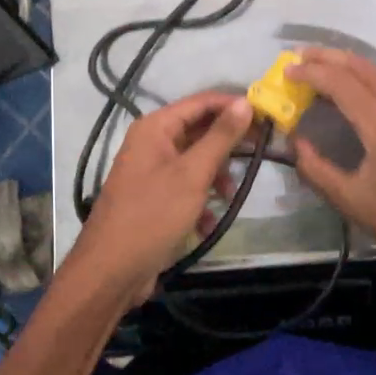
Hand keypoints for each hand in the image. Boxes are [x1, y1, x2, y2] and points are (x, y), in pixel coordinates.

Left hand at [66, 91, 253, 305]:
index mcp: (155, 128)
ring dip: (216, 176)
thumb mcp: (193, 174)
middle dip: (227, 145)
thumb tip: (245, 103)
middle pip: (199, 130)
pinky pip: (185, 187)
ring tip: (230, 196)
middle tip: (261, 149)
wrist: (110, 272)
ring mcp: (151, 171)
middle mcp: (151, 143)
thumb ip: (220, 137)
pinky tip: (207, 223)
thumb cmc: (153, 215)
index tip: (265, 114)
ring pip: (195, 161)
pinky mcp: (154, 198)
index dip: (233, 105)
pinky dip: (200, 200)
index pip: (201, 102)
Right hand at [286, 48, 375, 284]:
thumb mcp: (352, 202)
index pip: (343, 83)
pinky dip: (371, 78)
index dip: (313, 72)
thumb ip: (318, 169)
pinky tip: (360, 89)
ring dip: (353, 65)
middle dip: (331, 58)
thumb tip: (295, 142)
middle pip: (365, 69)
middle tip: (301, 55)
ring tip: (326, 65)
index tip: (288, 69)